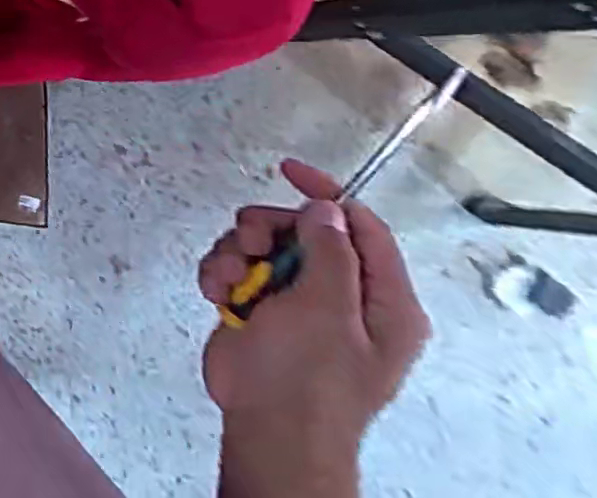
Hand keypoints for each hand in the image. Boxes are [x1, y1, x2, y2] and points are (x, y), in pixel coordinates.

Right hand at [198, 160, 429, 490]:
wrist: (266, 426)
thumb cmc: (308, 376)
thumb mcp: (328, 310)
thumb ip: (331, 254)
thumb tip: (325, 210)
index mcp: (380, 298)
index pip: (361, 226)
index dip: (327, 193)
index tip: (288, 170)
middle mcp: (339, 293)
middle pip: (300, 229)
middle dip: (266, 230)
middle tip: (249, 244)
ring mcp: (295, 300)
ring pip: (259, 243)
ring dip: (235, 254)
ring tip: (229, 282)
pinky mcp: (257, 305)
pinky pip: (233, 265)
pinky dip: (219, 274)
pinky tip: (217, 295)